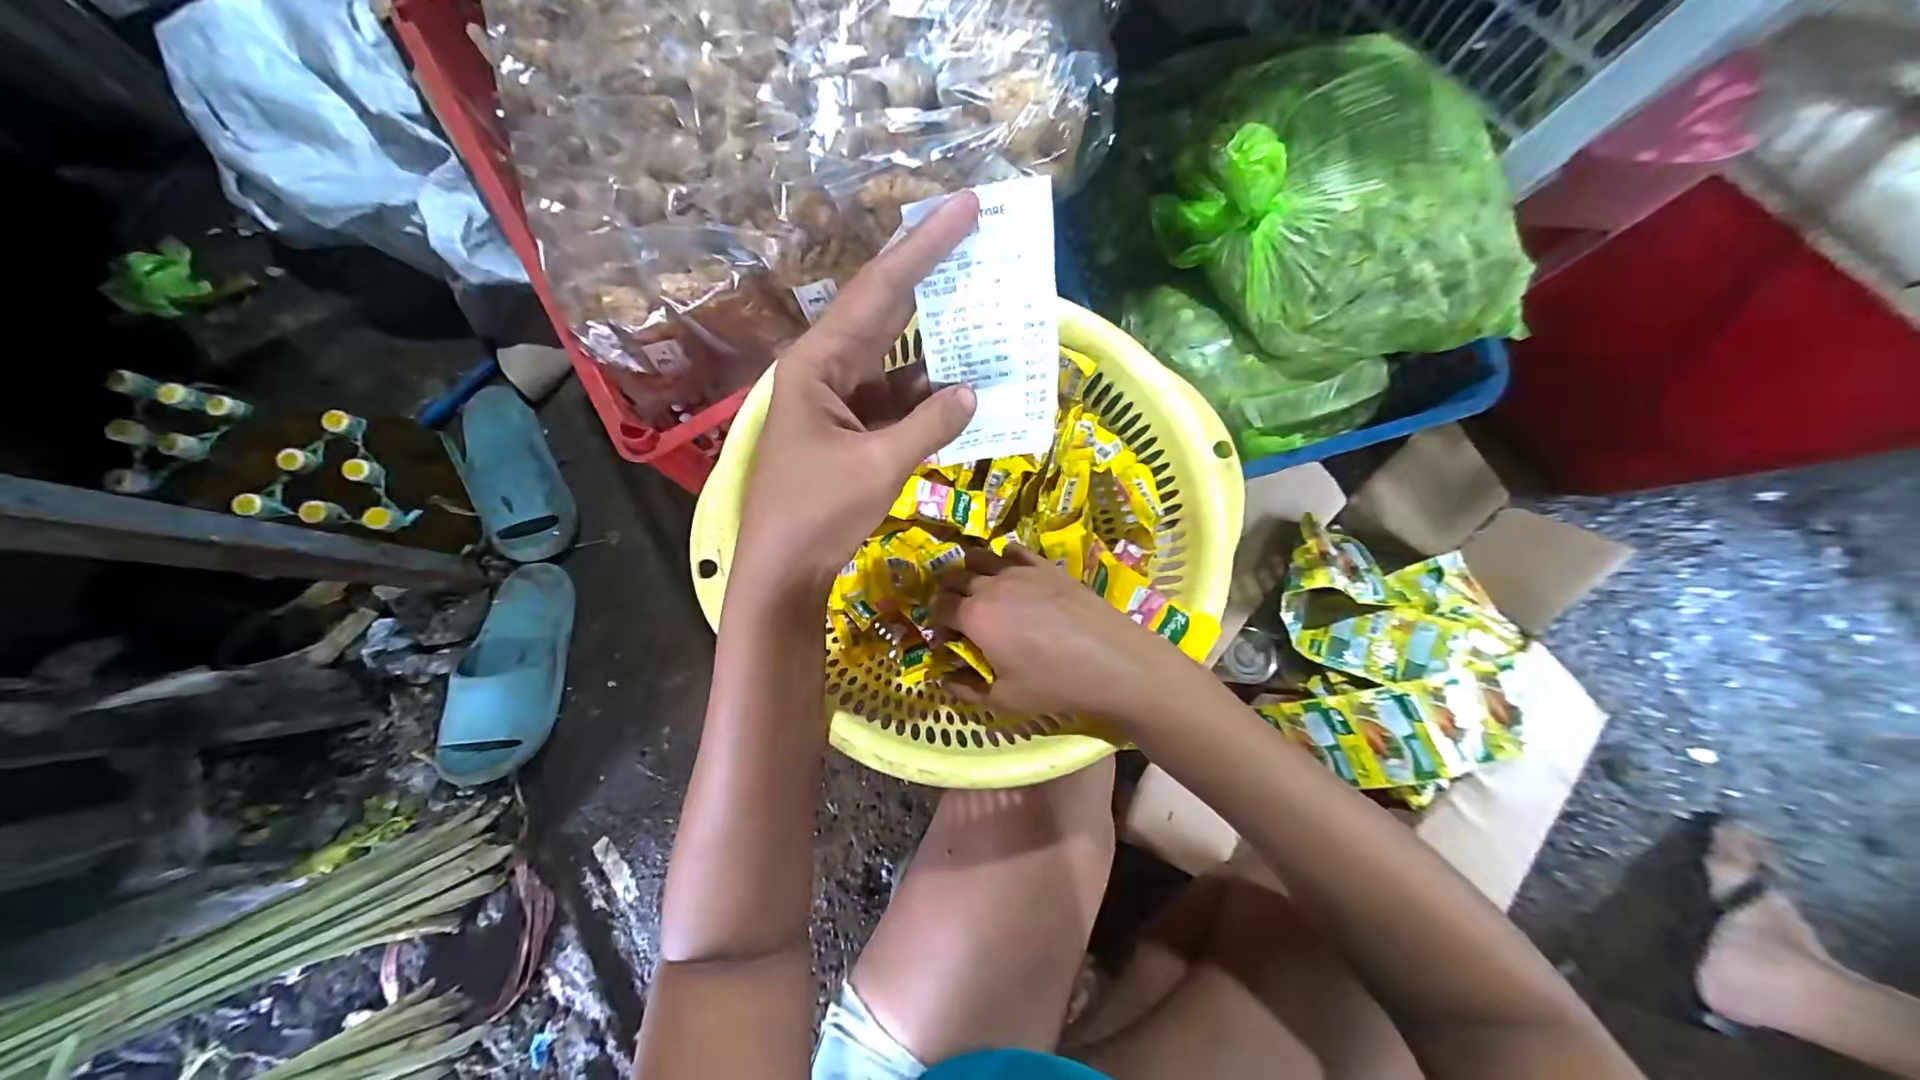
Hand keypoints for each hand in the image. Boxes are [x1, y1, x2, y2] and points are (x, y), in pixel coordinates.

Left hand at [732, 193, 980, 600]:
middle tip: (979, 241)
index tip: (964, 208)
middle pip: (887, 313)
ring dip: (939, 347)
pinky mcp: (851, 431)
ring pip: (897, 361)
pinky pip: (897, 401)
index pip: (880, 292)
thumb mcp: (879, 466)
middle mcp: (826, 371)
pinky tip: (966, 389)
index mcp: (818, 364)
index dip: (925, 248)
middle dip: (933, 279)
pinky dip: (930, 398)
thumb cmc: (816, 515)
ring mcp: (838, 402)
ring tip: (987, 317)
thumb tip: (972, 391)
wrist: (781, 572)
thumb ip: (930, 424)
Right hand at [930, 545, 1203, 734]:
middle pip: (953, 576)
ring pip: (979, 556)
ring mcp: (1020, 571)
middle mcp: (991, 585)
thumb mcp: (1004, 699)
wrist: (1112, 662)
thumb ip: (966, 688)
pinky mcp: (1046, 566)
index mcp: (974, 616)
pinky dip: (1004, 559)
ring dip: (971, 571)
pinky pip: (1013, 551)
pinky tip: (1012, 576)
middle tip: (961, 615)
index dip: (938, 623)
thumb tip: (946, 678)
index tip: (948, 640)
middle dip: (949, 594)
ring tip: (982, 592)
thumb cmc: (1054, 683)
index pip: (939, 607)